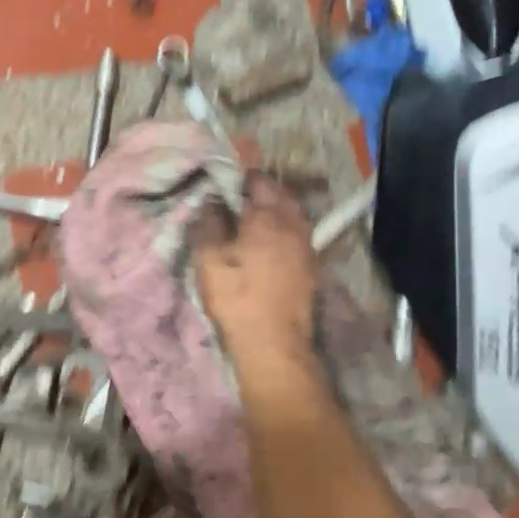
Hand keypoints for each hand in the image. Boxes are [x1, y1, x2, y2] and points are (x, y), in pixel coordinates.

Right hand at [193, 173, 317, 369]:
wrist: (273, 343)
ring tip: (250, 214)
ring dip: (274, 208)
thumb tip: (212, 199)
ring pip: (293, 214)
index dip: (240, 174)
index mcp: (268, 217)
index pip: (258, 180)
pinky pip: (296, 234)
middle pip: (281, 195)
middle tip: (236, 192)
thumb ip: (209, 221)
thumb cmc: (235, 294)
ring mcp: (306, 248)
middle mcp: (293, 226)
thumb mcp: (208, 256)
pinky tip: (264, 239)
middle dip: (261, 188)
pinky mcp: (310, 268)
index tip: (222, 175)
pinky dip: (282, 227)